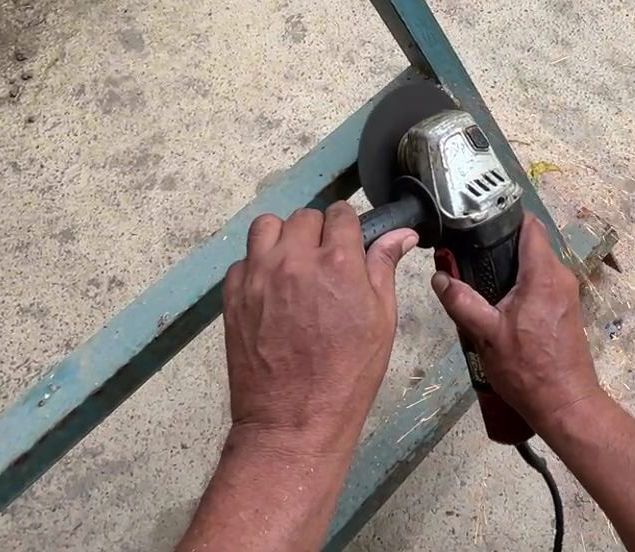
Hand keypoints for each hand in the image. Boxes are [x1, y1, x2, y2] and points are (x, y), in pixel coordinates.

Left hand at [221, 201, 417, 461]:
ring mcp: (259, 276)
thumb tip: (401, 233)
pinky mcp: (233, 296)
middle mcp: (295, 259)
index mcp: (338, 261)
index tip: (349, 243)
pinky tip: (271, 290)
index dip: (348, 226)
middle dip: (317, 232)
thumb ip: (384, 267)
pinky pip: (243, 260)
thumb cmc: (348, 372)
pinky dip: (257, 266)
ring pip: (267, 227)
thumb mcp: (382, 318)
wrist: (294, 421)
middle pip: (304, 216)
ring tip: (293, 264)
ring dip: (282, 238)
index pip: (340, 213)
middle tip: (325, 261)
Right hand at [431, 219, 603, 434]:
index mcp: (543, 274)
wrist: (565, 404)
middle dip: (505, 245)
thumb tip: (439, 278)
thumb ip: (462, 302)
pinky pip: (545, 282)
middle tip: (474, 253)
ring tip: (484, 279)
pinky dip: (526, 283)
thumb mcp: (486, 335)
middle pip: (533, 244)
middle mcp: (561, 276)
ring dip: (514, 267)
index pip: (531, 226)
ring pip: (539, 264)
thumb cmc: (528, 369)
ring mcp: (567, 293)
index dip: (508, 217)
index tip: (484, 220)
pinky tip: (504, 302)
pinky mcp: (568, 308)